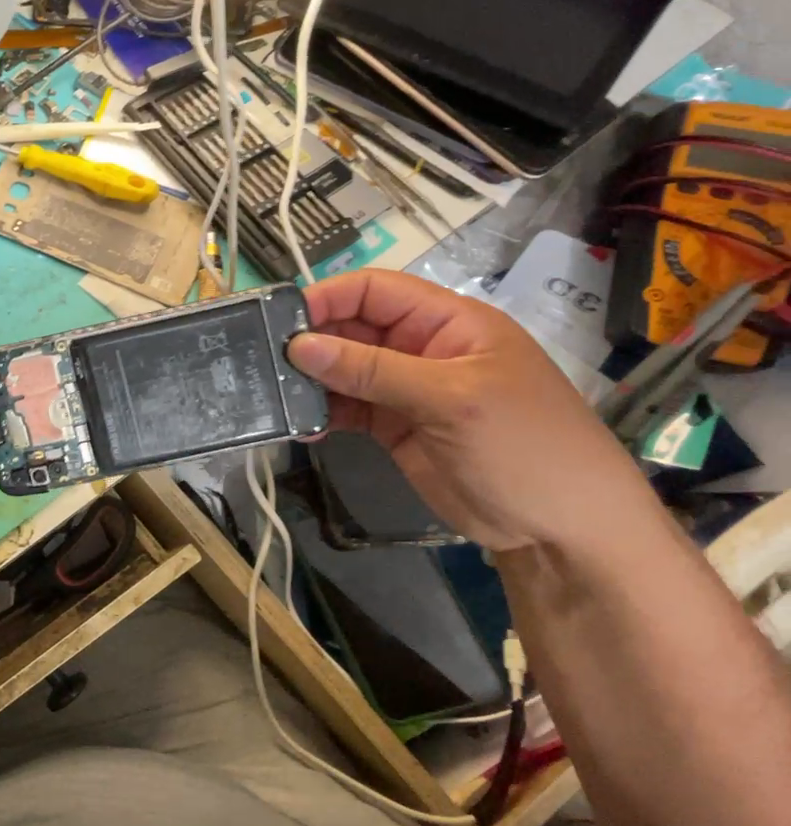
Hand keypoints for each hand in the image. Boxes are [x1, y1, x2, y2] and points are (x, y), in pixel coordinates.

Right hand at [287, 270, 644, 553]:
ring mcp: (405, 389)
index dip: (327, 298)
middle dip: (309, 340)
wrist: (565, 534)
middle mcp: (422, 348)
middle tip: (261, 360)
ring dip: (307, 378)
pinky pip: (344, 406)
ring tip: (271, 393)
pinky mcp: (392, 426)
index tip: (280, 320)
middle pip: (350, 327)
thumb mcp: (452, 400)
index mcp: (449, 323)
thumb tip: (298, 345)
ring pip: (340, 368)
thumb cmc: (527, 449)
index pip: (375, 290)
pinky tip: (297, 423)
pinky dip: (318, 411)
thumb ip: (372, 370)